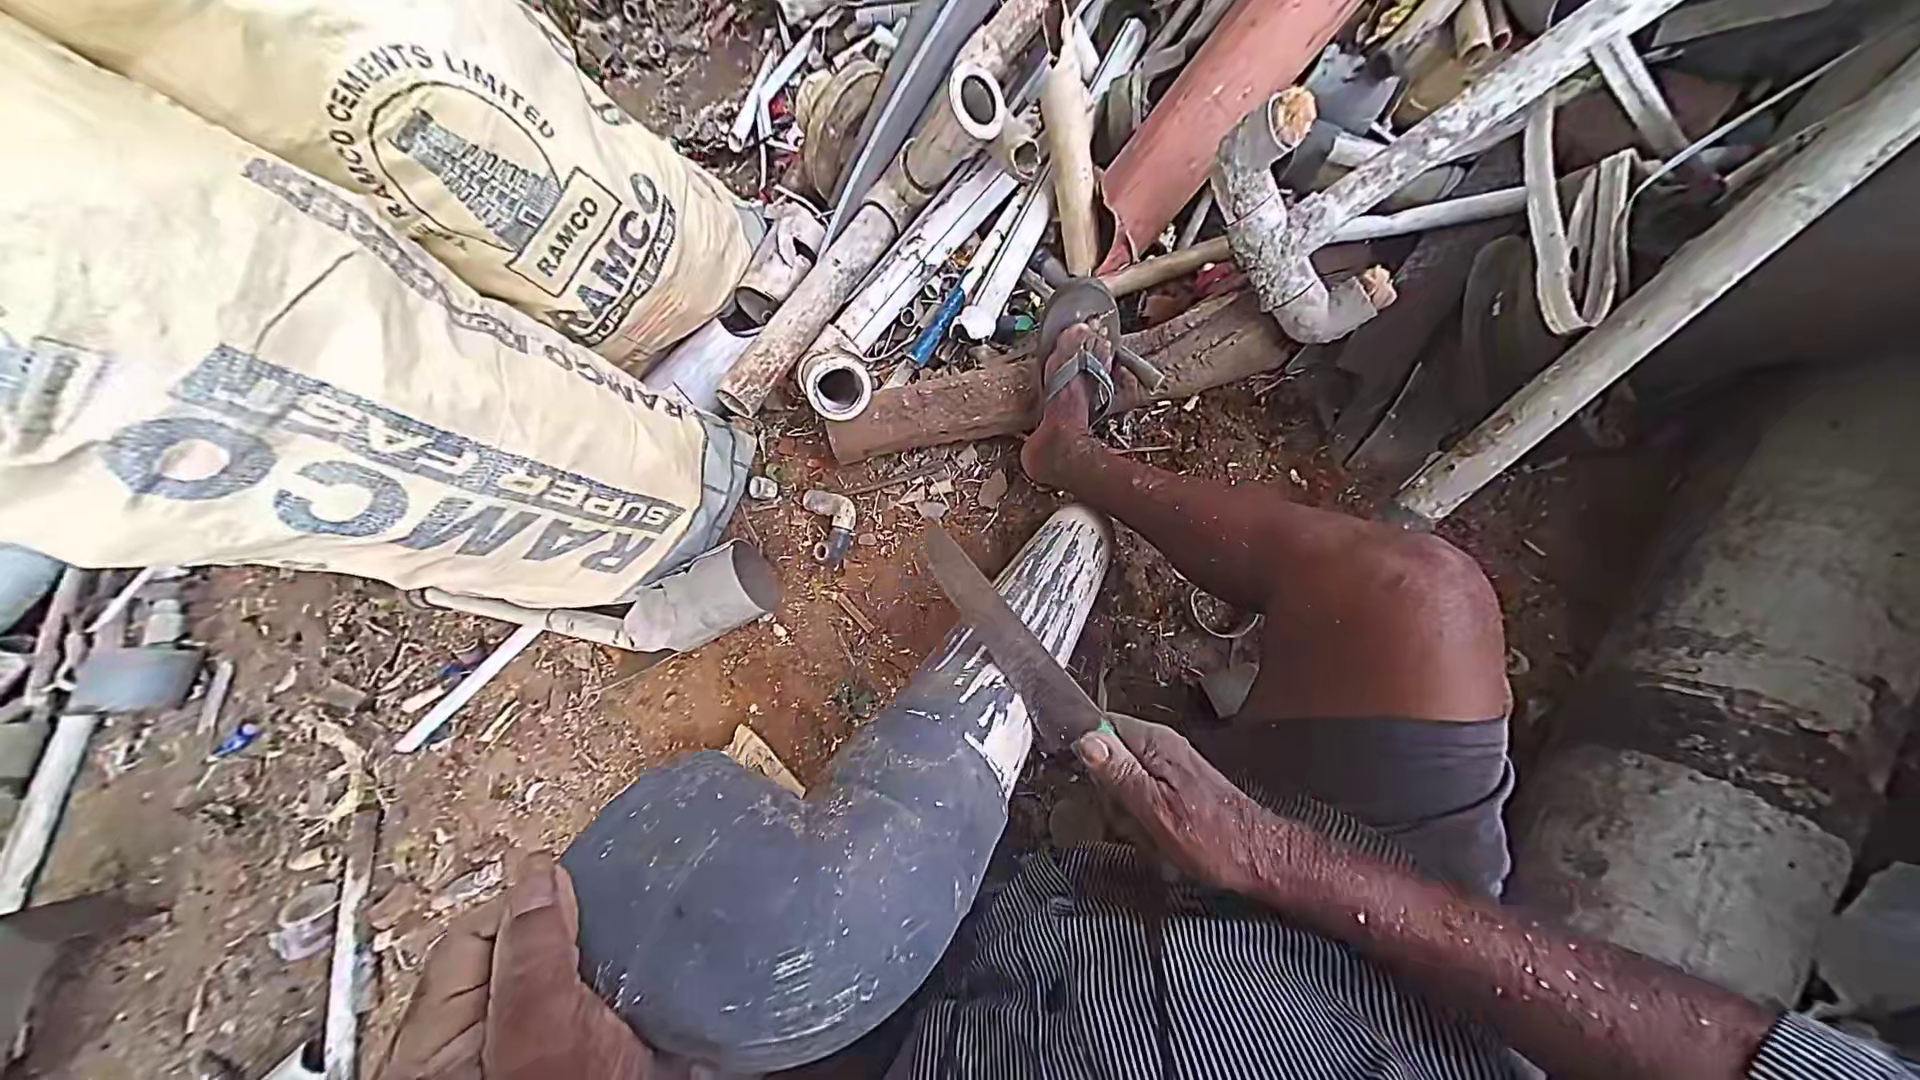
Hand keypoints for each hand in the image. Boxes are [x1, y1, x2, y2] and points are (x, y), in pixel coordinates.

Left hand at [382, 854, 651, 1079]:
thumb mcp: (539, 1038)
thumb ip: (531, 959)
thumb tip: (538, 872)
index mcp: (439, 1038)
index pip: (475, 934)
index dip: (525, 906)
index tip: (576, 897)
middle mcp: (480, 1032)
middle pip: (517, 943)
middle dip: (565, 920)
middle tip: (611, 919)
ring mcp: (530, 1035)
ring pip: (557, 956)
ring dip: (595, 936)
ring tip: (631, 932)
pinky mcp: (574, 1034)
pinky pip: (589, 976)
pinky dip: (615, 957)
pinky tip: (639, 958)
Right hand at [1074, 713, 1293, 895]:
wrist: (1261, 858)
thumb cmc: (1214, 840)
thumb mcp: (1154, 808)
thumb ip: (1119, 771)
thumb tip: (1087, 740)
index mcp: (1155, 743)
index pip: (1103, 724)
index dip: (1089, 748)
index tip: (1090, 780)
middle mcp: (1164, 743)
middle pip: (1111, 747)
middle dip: (1106, 780)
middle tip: (1119, 812)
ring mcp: (1173, 761)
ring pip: (1125, 768)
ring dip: (1122, 797)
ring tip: (1138, 825)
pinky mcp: (1179, 780)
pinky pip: (1142, 783)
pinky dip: (1139, 805)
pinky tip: (1151, 828)